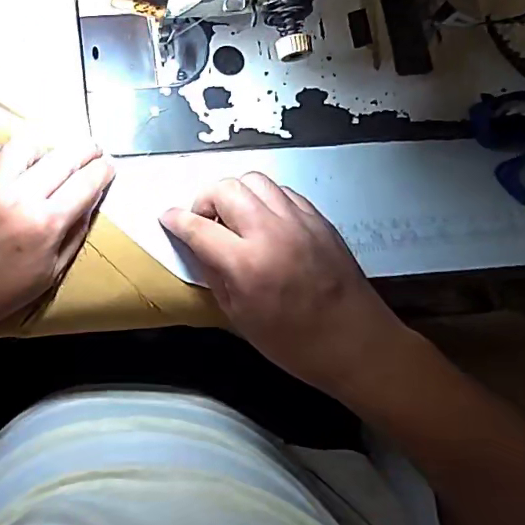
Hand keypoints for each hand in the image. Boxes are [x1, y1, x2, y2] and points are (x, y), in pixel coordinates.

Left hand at [0, 134, 114, 343]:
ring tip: (45, 159)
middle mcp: (19, 196)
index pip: (86, 183)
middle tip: (90, 150)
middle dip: (84, 150)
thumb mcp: (50, 273)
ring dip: (43, 149)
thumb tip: (90, 201)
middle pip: (63, 156)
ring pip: (26, 144)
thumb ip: (74, 234)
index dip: (102, 171)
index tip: (107, 166)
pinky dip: (4, 154)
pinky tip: (8, 167)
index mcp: (45, 224)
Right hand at [160, 173, 405, 392]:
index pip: (197, 226)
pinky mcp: (318, 219)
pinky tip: (264, 222)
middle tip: (205, 223)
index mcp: (246, 263)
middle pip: (224, 189)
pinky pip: (281, 192)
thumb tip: (195, 244)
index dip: (175, 220)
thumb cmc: (292, 342)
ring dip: (235, 194)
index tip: (167, 218)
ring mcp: (298, 221)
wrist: (357, 344)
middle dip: (204, 201)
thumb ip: (212, 273)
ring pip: (253, 180)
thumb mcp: (238, 315)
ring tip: (235, 219)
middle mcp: (270, 232)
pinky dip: (264, 199)